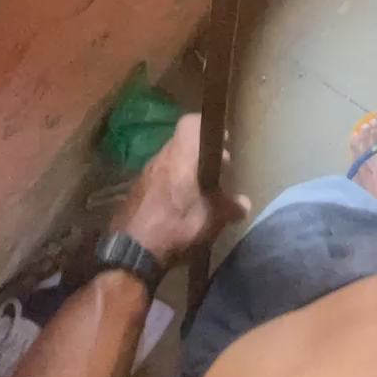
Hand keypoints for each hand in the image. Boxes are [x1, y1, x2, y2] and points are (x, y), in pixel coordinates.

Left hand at [111, 114, 250, 263]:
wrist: (130, 252)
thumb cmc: (176, 225)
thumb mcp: (210, 220)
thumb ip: (229, 208)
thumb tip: (245, 204)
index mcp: (181, 156)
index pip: (190, 123)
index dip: (207, 128)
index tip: (222, 143)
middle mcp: (162, 158)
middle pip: (183, 143)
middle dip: (202, 154)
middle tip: (219, 172)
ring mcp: (146, 174)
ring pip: (171, 160)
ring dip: (187, 170)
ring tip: (202, 192)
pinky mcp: (137, 191)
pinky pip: (160, 177)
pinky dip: (173, 184)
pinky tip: (181, 206)